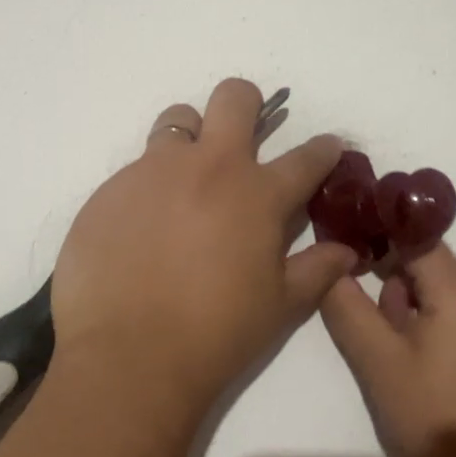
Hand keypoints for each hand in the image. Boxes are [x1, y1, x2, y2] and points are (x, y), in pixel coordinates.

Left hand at [51, 79, 356, 408]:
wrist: (130, 357)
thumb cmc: (218, 332)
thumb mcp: (281, 305)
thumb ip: (317, 270)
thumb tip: (347, 251)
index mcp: (257, 193)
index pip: (306, 157)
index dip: (324, 149)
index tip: (328, 149)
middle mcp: (207, 167)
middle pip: (233, 99)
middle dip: (248, 103)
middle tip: (247, 129)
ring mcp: (152, 173)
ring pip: (176, 122)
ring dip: (191, 138)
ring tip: (188, 177)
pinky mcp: (108, 191)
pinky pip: (134, 170)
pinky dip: (150, 187)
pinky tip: (144, 229)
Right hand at [319, 244, 455, 456]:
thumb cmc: (430, 412)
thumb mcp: (377, 359)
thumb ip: (348, 306)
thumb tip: (331, 265)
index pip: (416, 236)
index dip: (378, 233)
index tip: (347, 243)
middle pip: (427, 264)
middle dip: (393, 284)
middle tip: (374, 327)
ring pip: (439, 292)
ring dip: (410, 308)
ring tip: (396, 356)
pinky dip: (430, 324)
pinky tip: (417, 365)